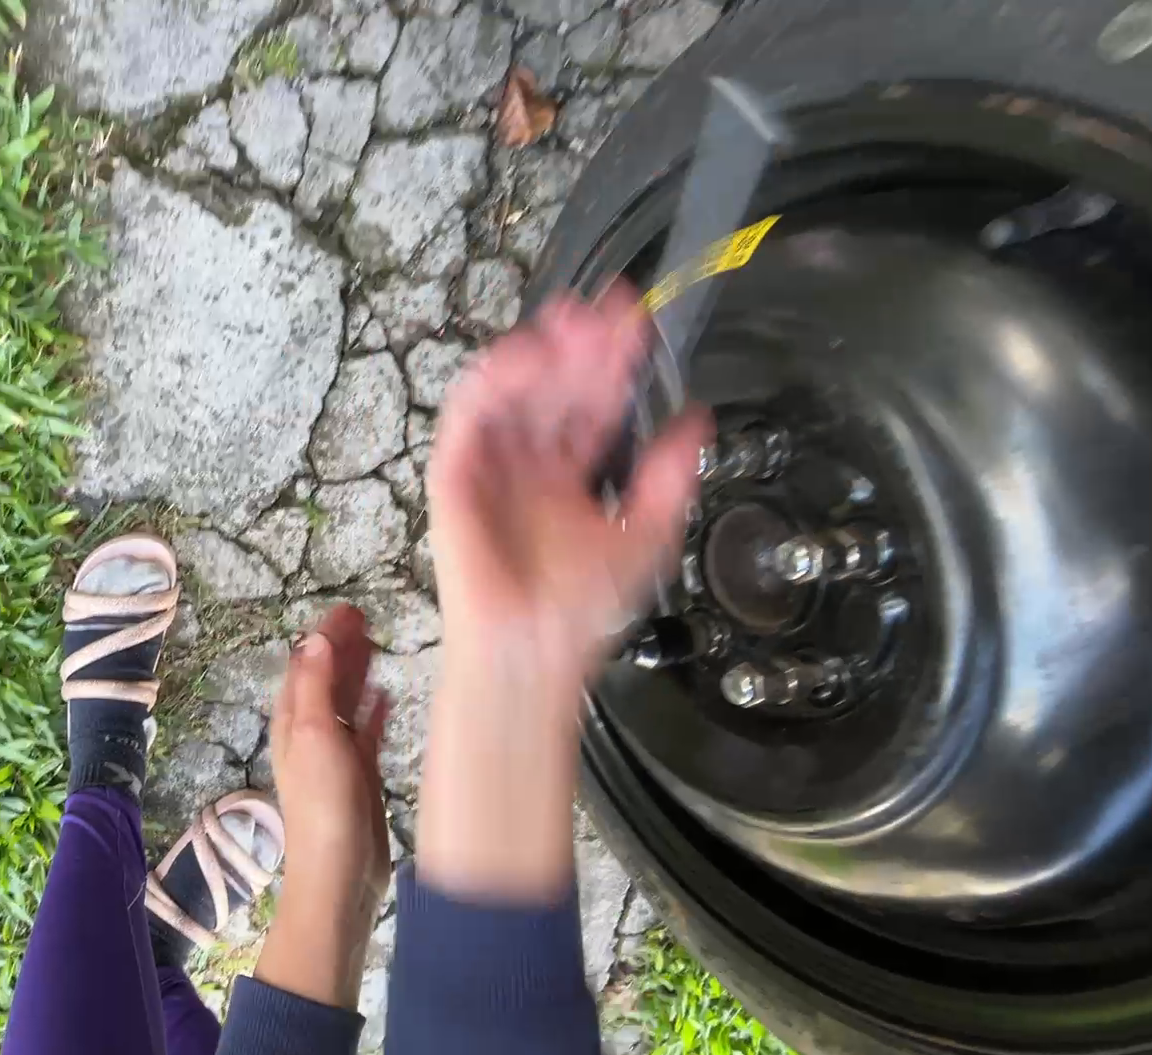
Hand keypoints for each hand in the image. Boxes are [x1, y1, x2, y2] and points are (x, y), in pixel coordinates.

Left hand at [254, 604, 391, 1009]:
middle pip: (325, 678)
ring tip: (375, 643)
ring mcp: (334, 753)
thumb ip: (316, 688)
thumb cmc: (323, 802)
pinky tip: (385, 695)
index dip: (324, 635)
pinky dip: (372, 709)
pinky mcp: (358, 774)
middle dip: (340, 647)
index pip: (306, 664)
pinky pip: (364, 730)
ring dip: (357, 671)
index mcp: (292, 720)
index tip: (348, 609)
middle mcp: (310, 732)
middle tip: (364, 618)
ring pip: (345, 700)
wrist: (340, 873)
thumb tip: (315, 640)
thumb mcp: (314, 735)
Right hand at [417, 285, 708, 900]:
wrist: (533, 648)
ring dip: (535, 356)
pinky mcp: (456, 479)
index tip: (636, 323)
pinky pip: (467, 422)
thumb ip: (670, 478)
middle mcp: (528, 469)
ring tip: (570, 322)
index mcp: (568, 481)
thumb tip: (695, 422)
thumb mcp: (646, 535)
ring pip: (508, 397)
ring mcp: (491, 470)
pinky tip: (524, 358)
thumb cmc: (578, 610)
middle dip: (576, 348)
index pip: (590, 409)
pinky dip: (489, 387)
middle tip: (606, 309)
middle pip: (551, 392)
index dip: (611, 365)